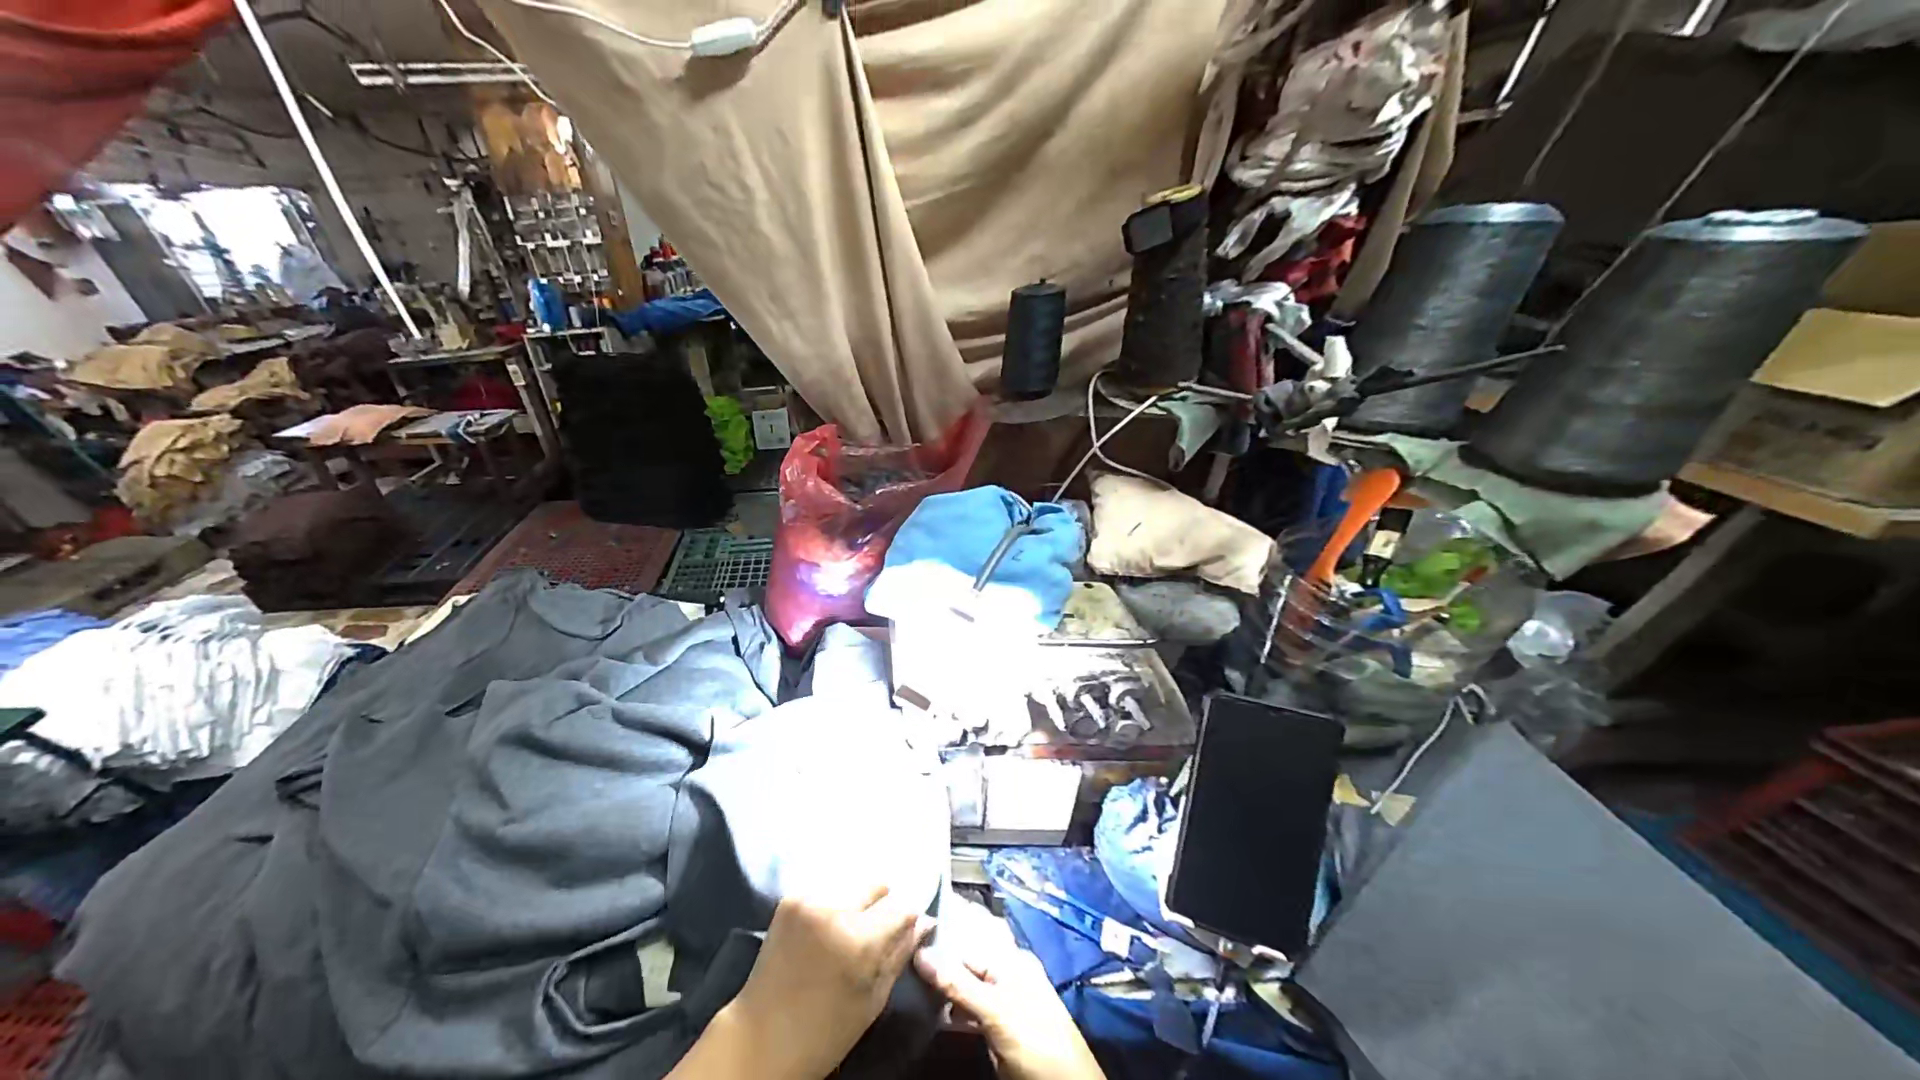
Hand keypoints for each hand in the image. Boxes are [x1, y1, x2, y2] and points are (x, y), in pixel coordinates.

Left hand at [715, 884, 930, 1079]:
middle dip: (880, 908)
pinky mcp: (789, 899)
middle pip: (877, 887)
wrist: (761, 1038)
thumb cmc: (825, 1031)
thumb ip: (900, 954)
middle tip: (872, 935)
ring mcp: (808, 900)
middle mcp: (834, 910)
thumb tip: (925, 921)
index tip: (905, 931)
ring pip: (851, 886)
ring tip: (848, 932)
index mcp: (859, 940)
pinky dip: (832, 905)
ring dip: (856, 903)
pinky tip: (826, 929)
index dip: (907, 920)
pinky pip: (826, 891)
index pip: (902, 908)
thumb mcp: (873, 999)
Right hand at [915, 916, 1105, 1079]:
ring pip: (965, 989)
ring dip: (942, 989)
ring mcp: (1002, 1004)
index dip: (939, 941)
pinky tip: (931, 1011)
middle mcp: (1006, 976)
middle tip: (903, 958)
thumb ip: (958, 983)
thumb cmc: (1035, 1040)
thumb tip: (919, 953)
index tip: (906, 936)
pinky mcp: (997, 1030)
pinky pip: (968, 1012)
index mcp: (1011, 961)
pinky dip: (951, 1011)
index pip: (968, 943)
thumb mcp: (996, 1010)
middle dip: (938, 964)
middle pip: (966, 964)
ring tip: (909, 983)